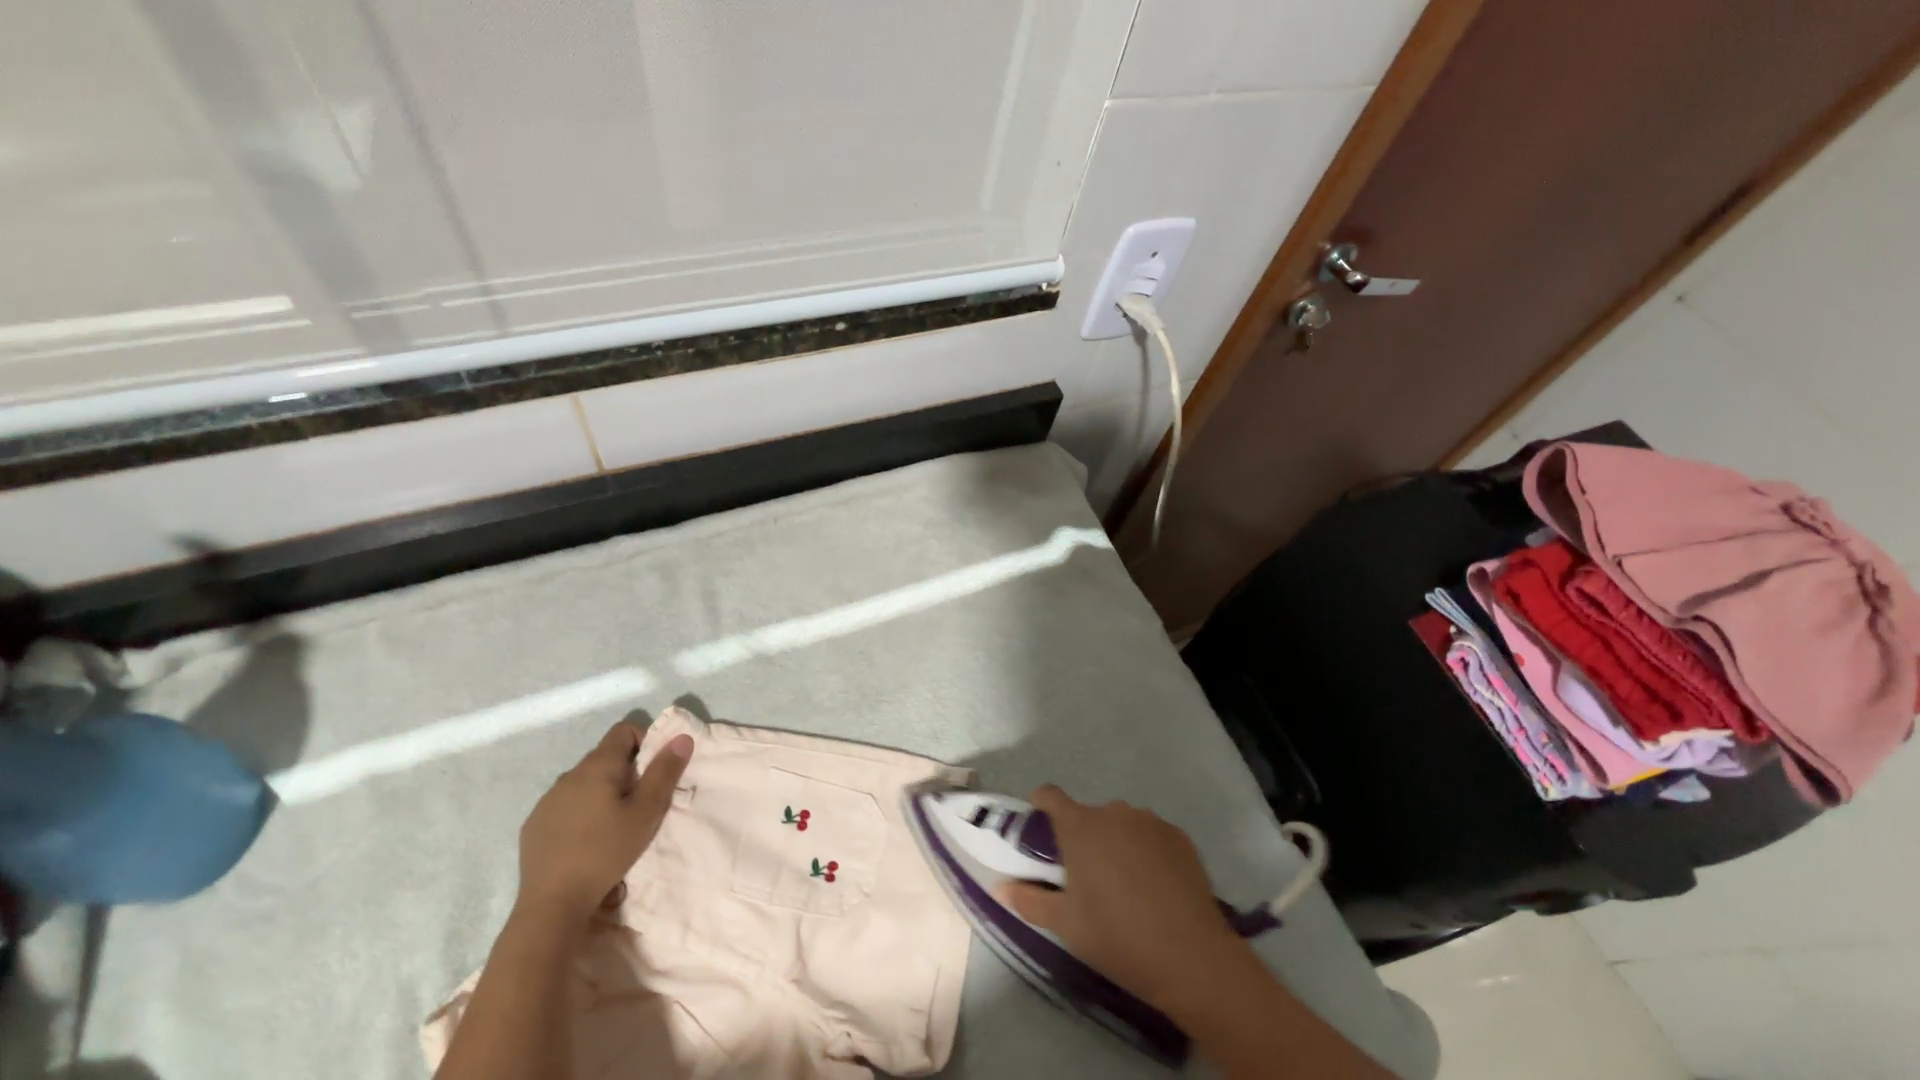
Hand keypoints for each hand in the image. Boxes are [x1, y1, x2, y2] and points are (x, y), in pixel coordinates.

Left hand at [516, 722, 693, 922]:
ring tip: (614, 826)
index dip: (645, 741)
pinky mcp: (534, 824)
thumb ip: (664, 773)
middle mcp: (568, 775)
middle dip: (627, 772)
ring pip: (583, 783)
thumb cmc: (606, 852)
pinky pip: (564, 805)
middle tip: (641, 805)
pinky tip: (586, 842)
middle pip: (604, 758)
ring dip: (603, 793)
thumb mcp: (646, 813)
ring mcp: (547, 800)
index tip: (655, 772)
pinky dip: (581, 813)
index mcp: (597, 766)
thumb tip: (681, 737)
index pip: (623, 730)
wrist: (553, 901)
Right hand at [999, 785, 1249, 1015]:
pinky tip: (1153, 887)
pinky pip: (1150, 834)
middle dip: (1081, 837)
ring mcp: (1151, 822)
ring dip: (1114, 842)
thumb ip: (1028, 900)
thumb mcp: (1065, 925)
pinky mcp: (1180, 837)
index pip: (1050, 795)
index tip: (1040, 834)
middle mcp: (1115, 813)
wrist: (1191, 957)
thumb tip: (999, 887)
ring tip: (1123, 885)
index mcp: (1081, 827)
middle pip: (1087, 815)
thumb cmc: (1117, 938)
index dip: (1040, 807)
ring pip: (1121, 824)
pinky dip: (1145, 851)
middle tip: (1083, 878)